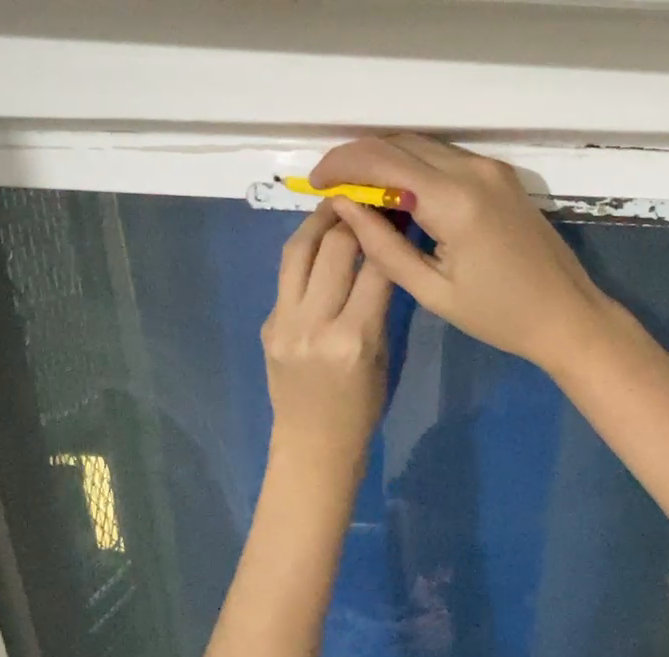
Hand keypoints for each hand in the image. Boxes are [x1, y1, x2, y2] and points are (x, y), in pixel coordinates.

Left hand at [261, 202, 392, 464]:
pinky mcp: (267, 324)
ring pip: (299, 249)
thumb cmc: (362, 411)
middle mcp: (315, 325)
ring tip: (338, 207)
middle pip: (334, 245)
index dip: (390, 233)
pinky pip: (287, 276)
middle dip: (354, 215)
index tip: (401, 213)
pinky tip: (319, 243)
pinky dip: (304, 253)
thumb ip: (379, 308)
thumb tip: (383, 257)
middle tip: (370, 198)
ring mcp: (284, 323)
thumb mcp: (383, 359)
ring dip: (320, 221)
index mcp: (355, 339)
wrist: (314, 446)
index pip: (376, 267)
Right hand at [310, 134, 620, 370]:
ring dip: (386, 162)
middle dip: (359, 159)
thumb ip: (385, 247)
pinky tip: (398, 197)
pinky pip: (446, 160)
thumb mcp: (434, 291)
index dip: (342, 166)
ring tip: (358, 194)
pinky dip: (414, 169)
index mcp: (454, 201)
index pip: (382, 161)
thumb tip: (345, 208)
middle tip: (331, 189)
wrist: (567, 315)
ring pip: (423, 147)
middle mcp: (473, 170)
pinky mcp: (501, 176)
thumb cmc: (499, 316)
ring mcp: (491, 169)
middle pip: (400, 144)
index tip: (315, 184)